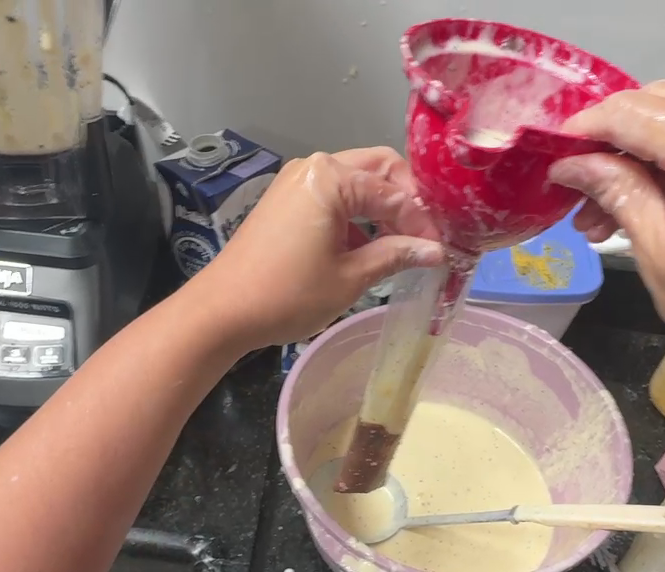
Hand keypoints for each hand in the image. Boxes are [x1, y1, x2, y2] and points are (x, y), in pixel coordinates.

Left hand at [184, 148, 443, 348]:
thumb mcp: (350, 278)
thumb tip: (435, 251)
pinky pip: (332, 198)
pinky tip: (365, 249)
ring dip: (380, 210)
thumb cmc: (288, 295)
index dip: (422, 221)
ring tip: (399, 248)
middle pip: (377, 170)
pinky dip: (354, 218)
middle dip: (405, 202)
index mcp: (332, 178)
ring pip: (355, 183)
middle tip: (424, 239)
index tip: (441, 250)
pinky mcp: (285, 201)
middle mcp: (315, 167)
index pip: (393, 191)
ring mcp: (296, 182)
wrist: (223, 311)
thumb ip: (395, 256)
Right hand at [549, 82, 664, 379]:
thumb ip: (615, 191)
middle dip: (613, 139)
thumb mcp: (655, 248)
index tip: (553, 154)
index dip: (587, 128)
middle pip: (662, 101)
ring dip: (641, 150)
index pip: (635, 113)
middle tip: (579, 189)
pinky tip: (646, 197)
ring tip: (604, 210)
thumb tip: (569, 164)